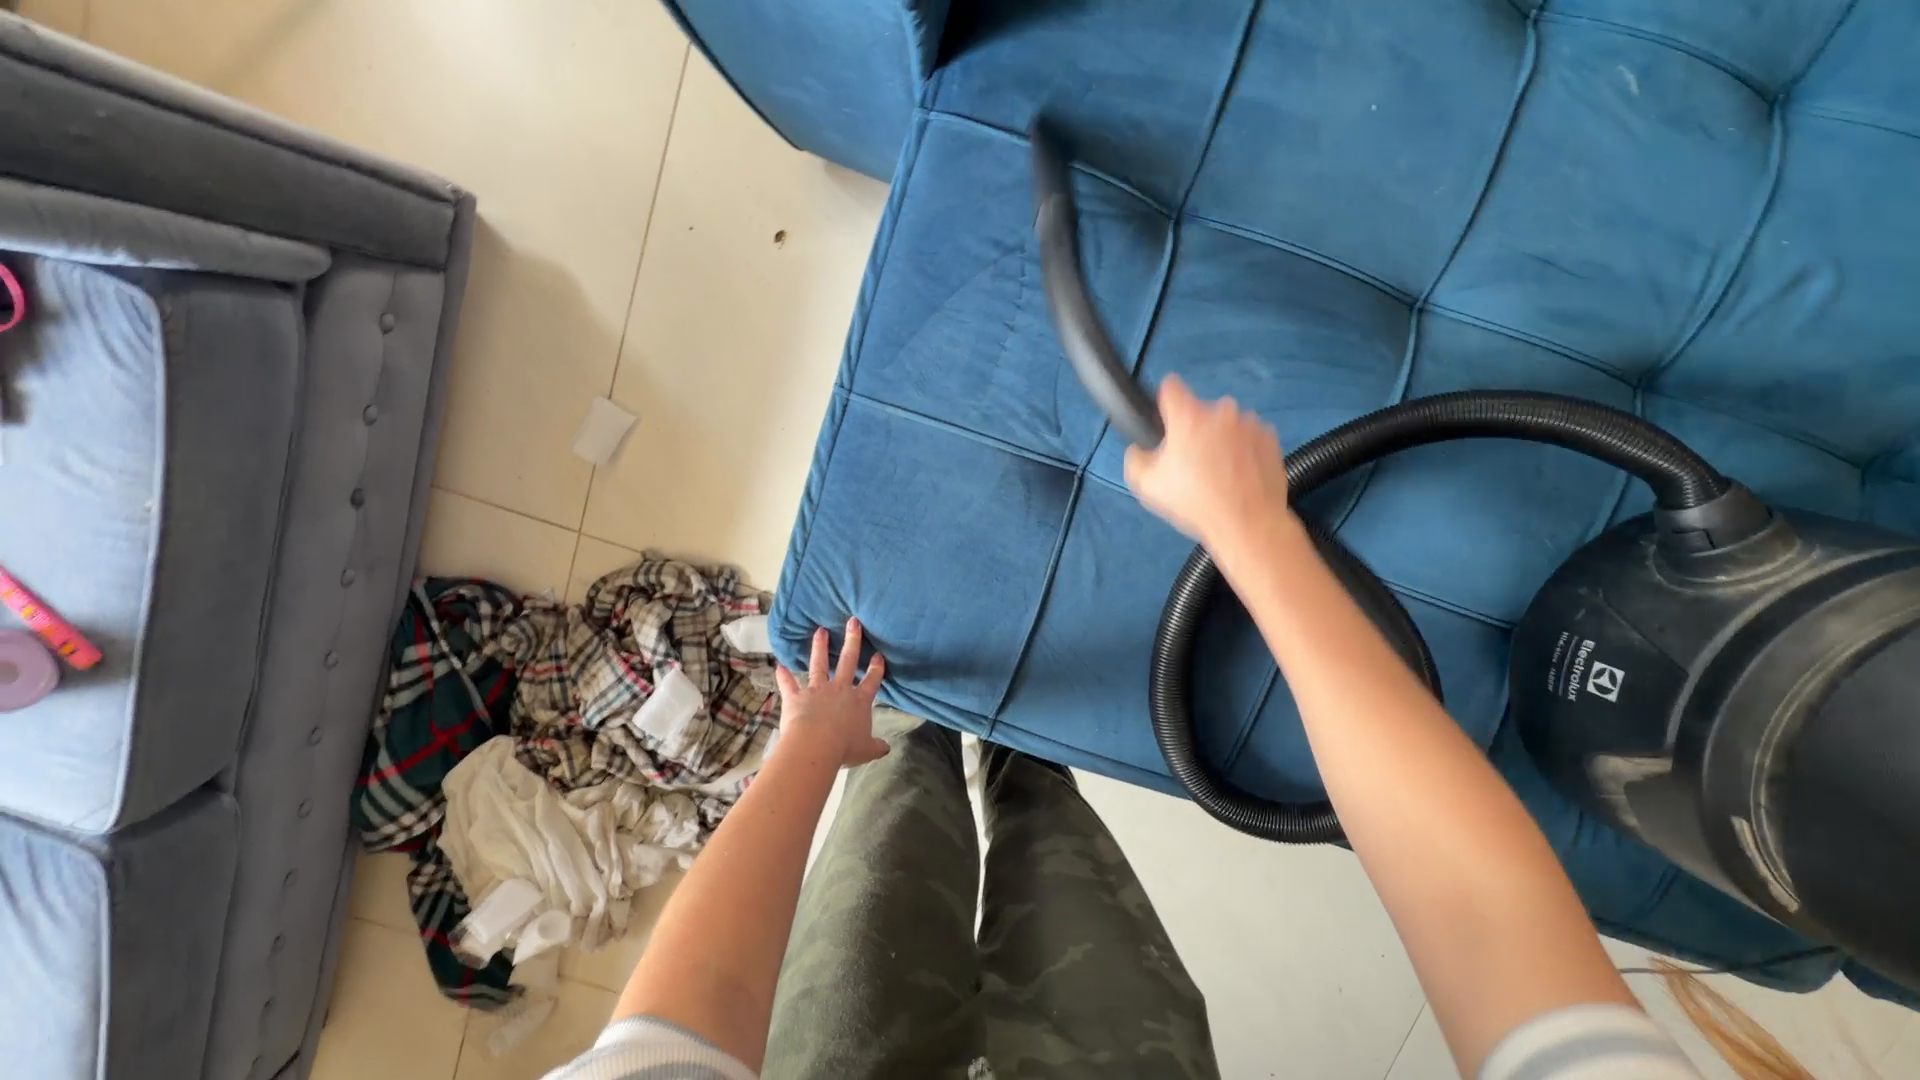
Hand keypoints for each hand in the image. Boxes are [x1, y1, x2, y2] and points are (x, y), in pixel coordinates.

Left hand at [774, 618, 888, 768]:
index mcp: (859, 701)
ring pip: (819, 664)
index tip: (878, 655)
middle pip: (848, 661)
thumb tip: (886, 748)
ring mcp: (817, 691)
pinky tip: (780, 666)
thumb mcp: (866, 750)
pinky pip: (789, 684)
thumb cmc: (844, 748)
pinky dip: (783, 676)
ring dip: (820, 647)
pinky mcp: (796, 697)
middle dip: (852, 641)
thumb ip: (876, 747)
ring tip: (820, 631)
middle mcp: (839, 690)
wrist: (816, 745)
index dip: (876, 668)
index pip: (871, 681)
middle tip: (853, 622)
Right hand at [1124, 375, 1293, 549]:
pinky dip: (1244, 450)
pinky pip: (1250, 437)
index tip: (1165, 423)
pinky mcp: (1271, 438)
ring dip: (1221, 440)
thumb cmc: (1195, 503)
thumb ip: (1135, 458)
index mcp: (1188, 417)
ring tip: (1220, 474)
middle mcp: (1221, 411)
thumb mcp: (1147, 486)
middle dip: (1194, 431)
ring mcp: (1250, 423)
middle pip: (1200, 412)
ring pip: (1226, 425)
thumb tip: (1141, 449)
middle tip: (1192, 463)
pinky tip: (1240, 476)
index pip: (1170, 387)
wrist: (1248, 524)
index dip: (1164, 404)